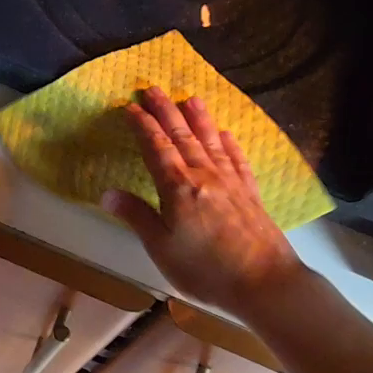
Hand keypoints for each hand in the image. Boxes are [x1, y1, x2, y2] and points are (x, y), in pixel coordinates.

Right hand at [102, 86, 308, 316]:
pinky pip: (238, 160)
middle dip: (166, 111)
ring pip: (211, 141)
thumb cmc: (205, 269)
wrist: (265, 282)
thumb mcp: (161, 248)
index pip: (156, 148)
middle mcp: (204, 175)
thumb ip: (137, 217)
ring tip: (190, 98)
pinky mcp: (250, 193)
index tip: (130, 106)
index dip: (142, 126)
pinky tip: (227, 134)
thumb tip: (107, 193)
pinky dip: (230, 144)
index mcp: (178, 187)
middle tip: (153, 89)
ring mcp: (231, 182)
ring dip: (199, 119)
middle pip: (182, 136)